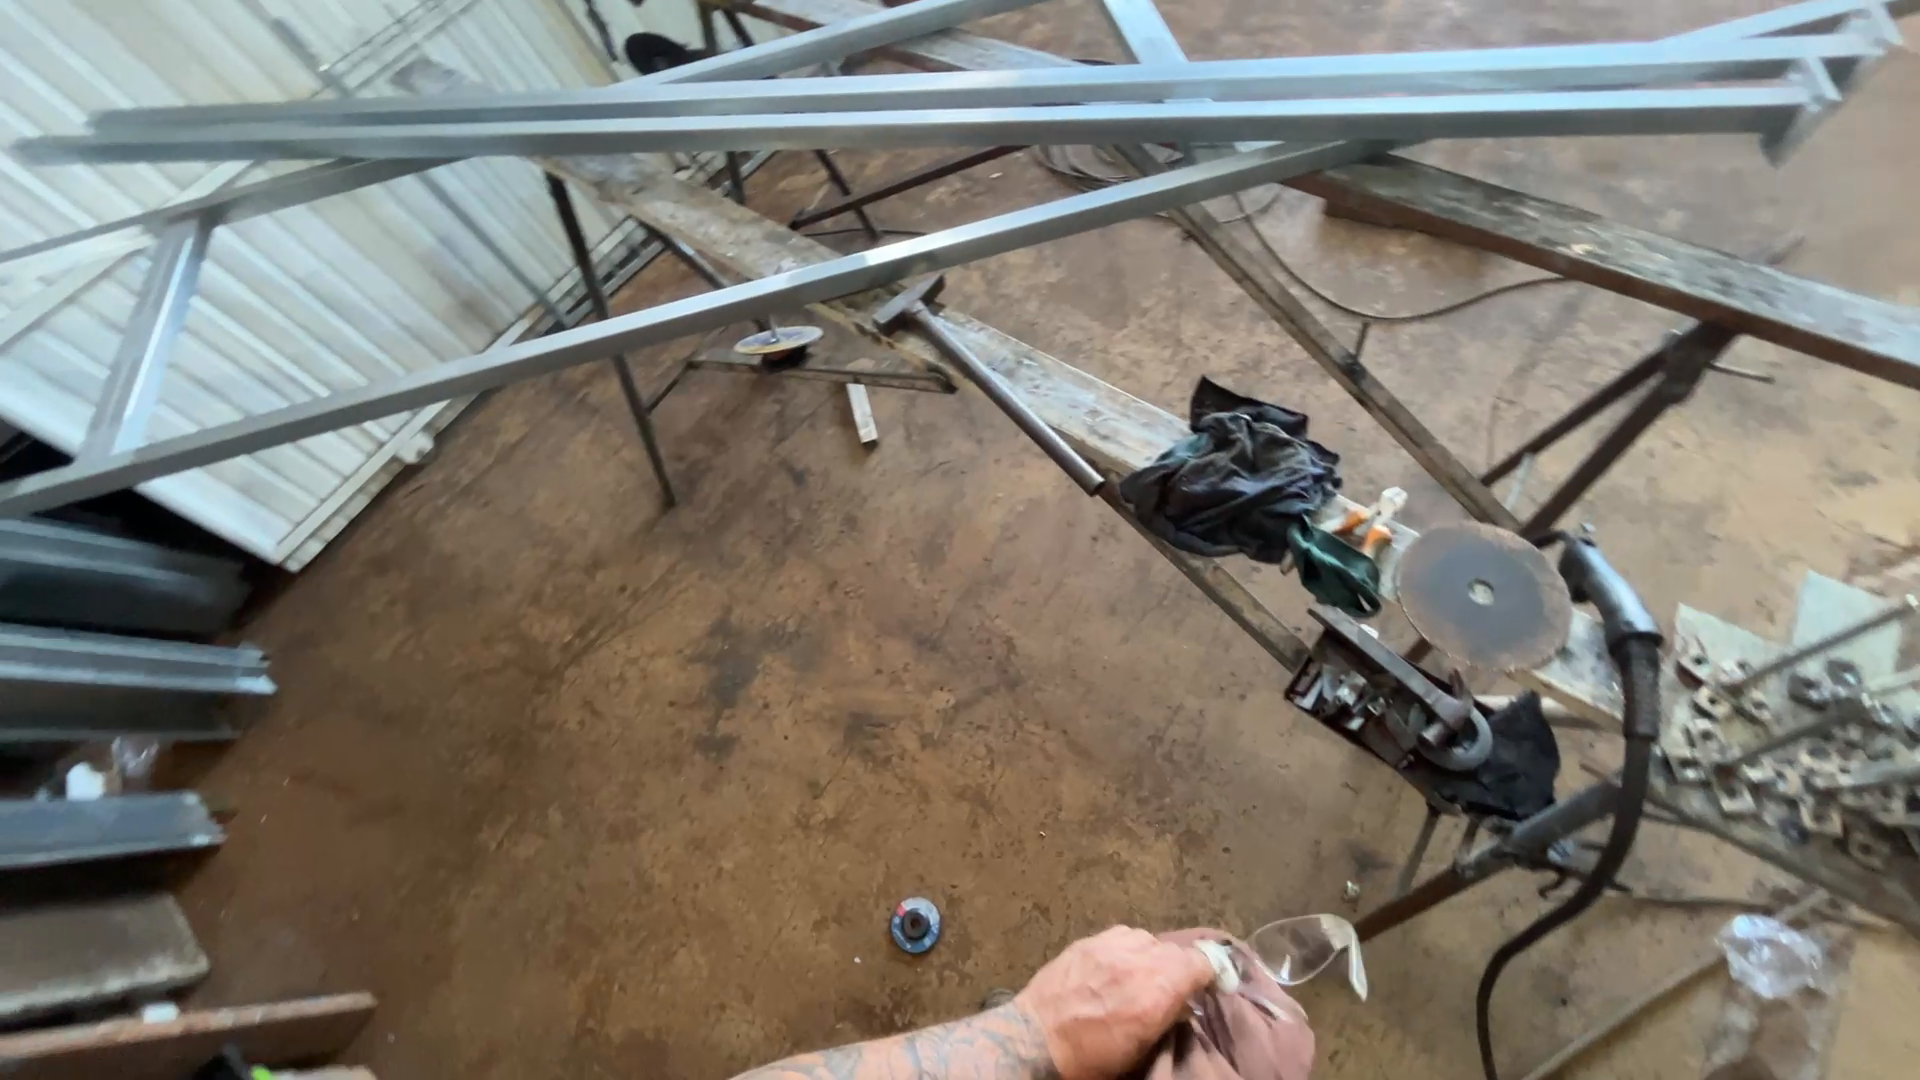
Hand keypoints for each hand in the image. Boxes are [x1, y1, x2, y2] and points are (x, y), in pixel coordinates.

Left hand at [1014, 925, 1216, 1079]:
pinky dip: (1129, 948)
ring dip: (1154, 956)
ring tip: (1146, 976)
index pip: (1199, 962)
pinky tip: (1122, 965)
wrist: (1038, 1037)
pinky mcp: (1089, 939)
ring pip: (1149, 939)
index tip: (1211, 985)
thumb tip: (1184, 1003)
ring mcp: (1111, 944)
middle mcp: (1138, 960)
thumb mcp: (1142, 1048)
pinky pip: (1122, 935)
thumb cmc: (1093, 1056)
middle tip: (1177, 988)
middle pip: (1176, 949)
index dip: (1210, 972)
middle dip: (1182, 967)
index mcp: (1156, 990)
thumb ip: (1168, 1016)